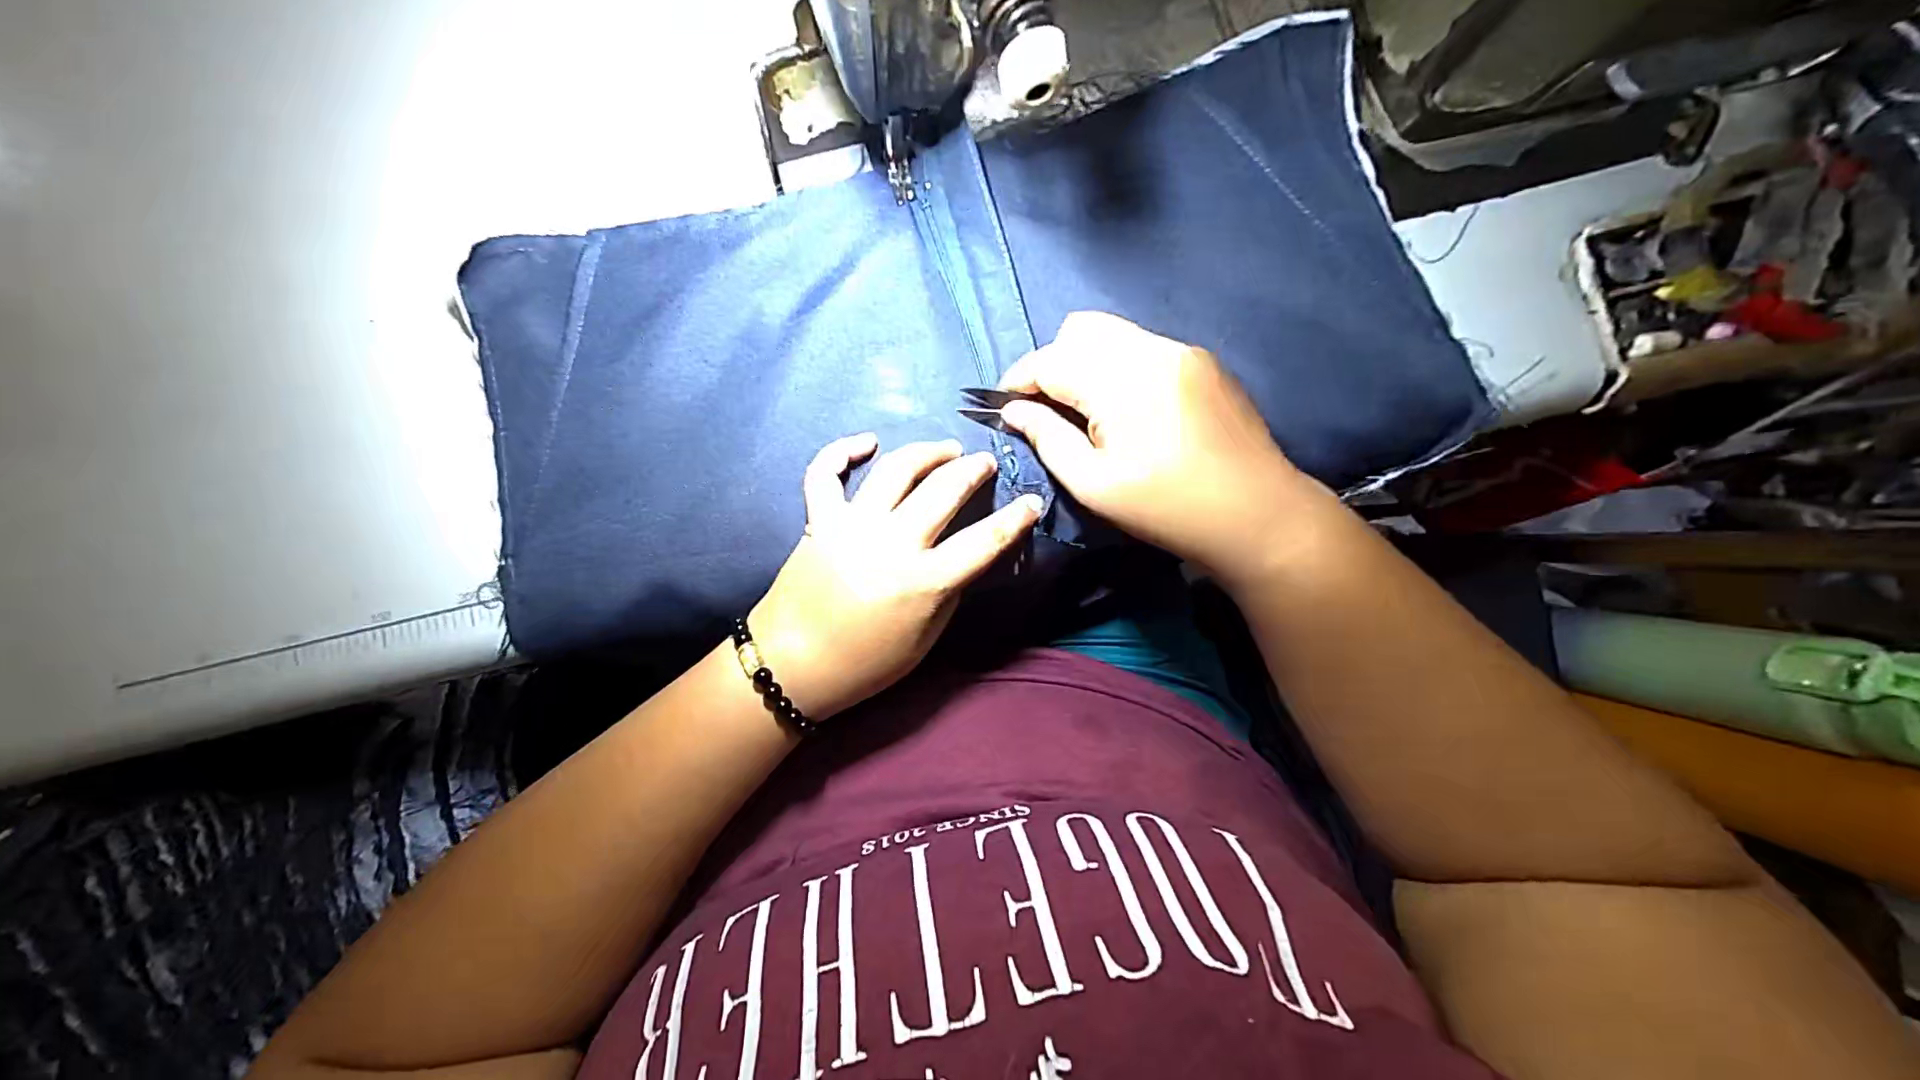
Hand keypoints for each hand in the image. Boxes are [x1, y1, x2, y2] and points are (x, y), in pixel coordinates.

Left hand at [749, 434, 1043, 720]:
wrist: (794, 665)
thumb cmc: (868, 663)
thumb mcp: (926, 638)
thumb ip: (950, 591)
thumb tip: (965, 555)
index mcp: (925, 581)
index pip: (985, 541)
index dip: (1016, 518)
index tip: (1032, 501)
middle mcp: (893, 543)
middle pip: (945, 489)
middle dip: (974, 469)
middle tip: (984, 463)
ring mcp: (853, 525)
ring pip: (897, 468)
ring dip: (928, 451)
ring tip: (946, 449)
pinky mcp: (819, 519)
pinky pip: (826, 472)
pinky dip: (844, 450)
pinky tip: (869, 442)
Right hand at [996, 311, 1330, 582]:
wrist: (1259, 514)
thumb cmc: (1169, 509)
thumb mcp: (1095, 485)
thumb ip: (1049, 439)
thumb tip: (1014, 411)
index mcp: (1123, 381)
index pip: (1051, 359)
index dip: (1018, 380)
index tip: (1004, 406)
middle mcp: (1152, 350)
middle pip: (1080, 330)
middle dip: (1052, 364)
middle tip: (1049, 411)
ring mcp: (1183, 352)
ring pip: (1113, 333)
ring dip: (1086, 362)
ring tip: (1087, 411)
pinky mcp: (1203, 362)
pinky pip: (1144, 346)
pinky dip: (1119, 366)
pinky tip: (1129, 409)